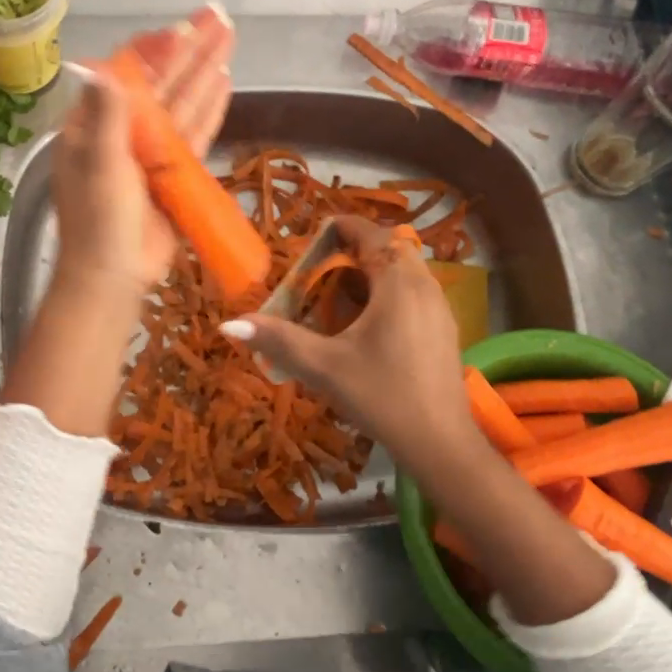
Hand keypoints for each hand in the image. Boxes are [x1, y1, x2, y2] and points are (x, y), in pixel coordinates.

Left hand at [51, 15, 230, 296]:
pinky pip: (193, 135)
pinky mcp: (172, 174)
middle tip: (219, 18)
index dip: (154, 49)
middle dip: (189, 51)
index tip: (182, 27)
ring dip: (203, 73)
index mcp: (94, 125)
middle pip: (160, 83)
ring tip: (228, 38)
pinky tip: (224, 83)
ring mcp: (148, 153)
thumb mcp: (98, 163)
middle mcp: (121, 132)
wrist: (113, 277)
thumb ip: (106, 115)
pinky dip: (208, 110)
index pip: (127, 74)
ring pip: (181, 104)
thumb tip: (102, 67)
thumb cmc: (99, 220)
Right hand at [223, 217, 474, 458]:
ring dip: (372, 271)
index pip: (370, 233)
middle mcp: (424, 285)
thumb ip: (278, 339)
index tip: (310, 239)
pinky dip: (387, 292)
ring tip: (337, 295)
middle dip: (353, 250)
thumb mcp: (324, 367)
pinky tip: (365, 325)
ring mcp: (439, 307)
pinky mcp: (443, 329)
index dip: (339, 229)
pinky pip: (413, 292)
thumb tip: (228, 324)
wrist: (441, 443)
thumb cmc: (382, 396)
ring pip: (404, 270)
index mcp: (398, 282)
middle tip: (319, 270)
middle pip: (389, 248)